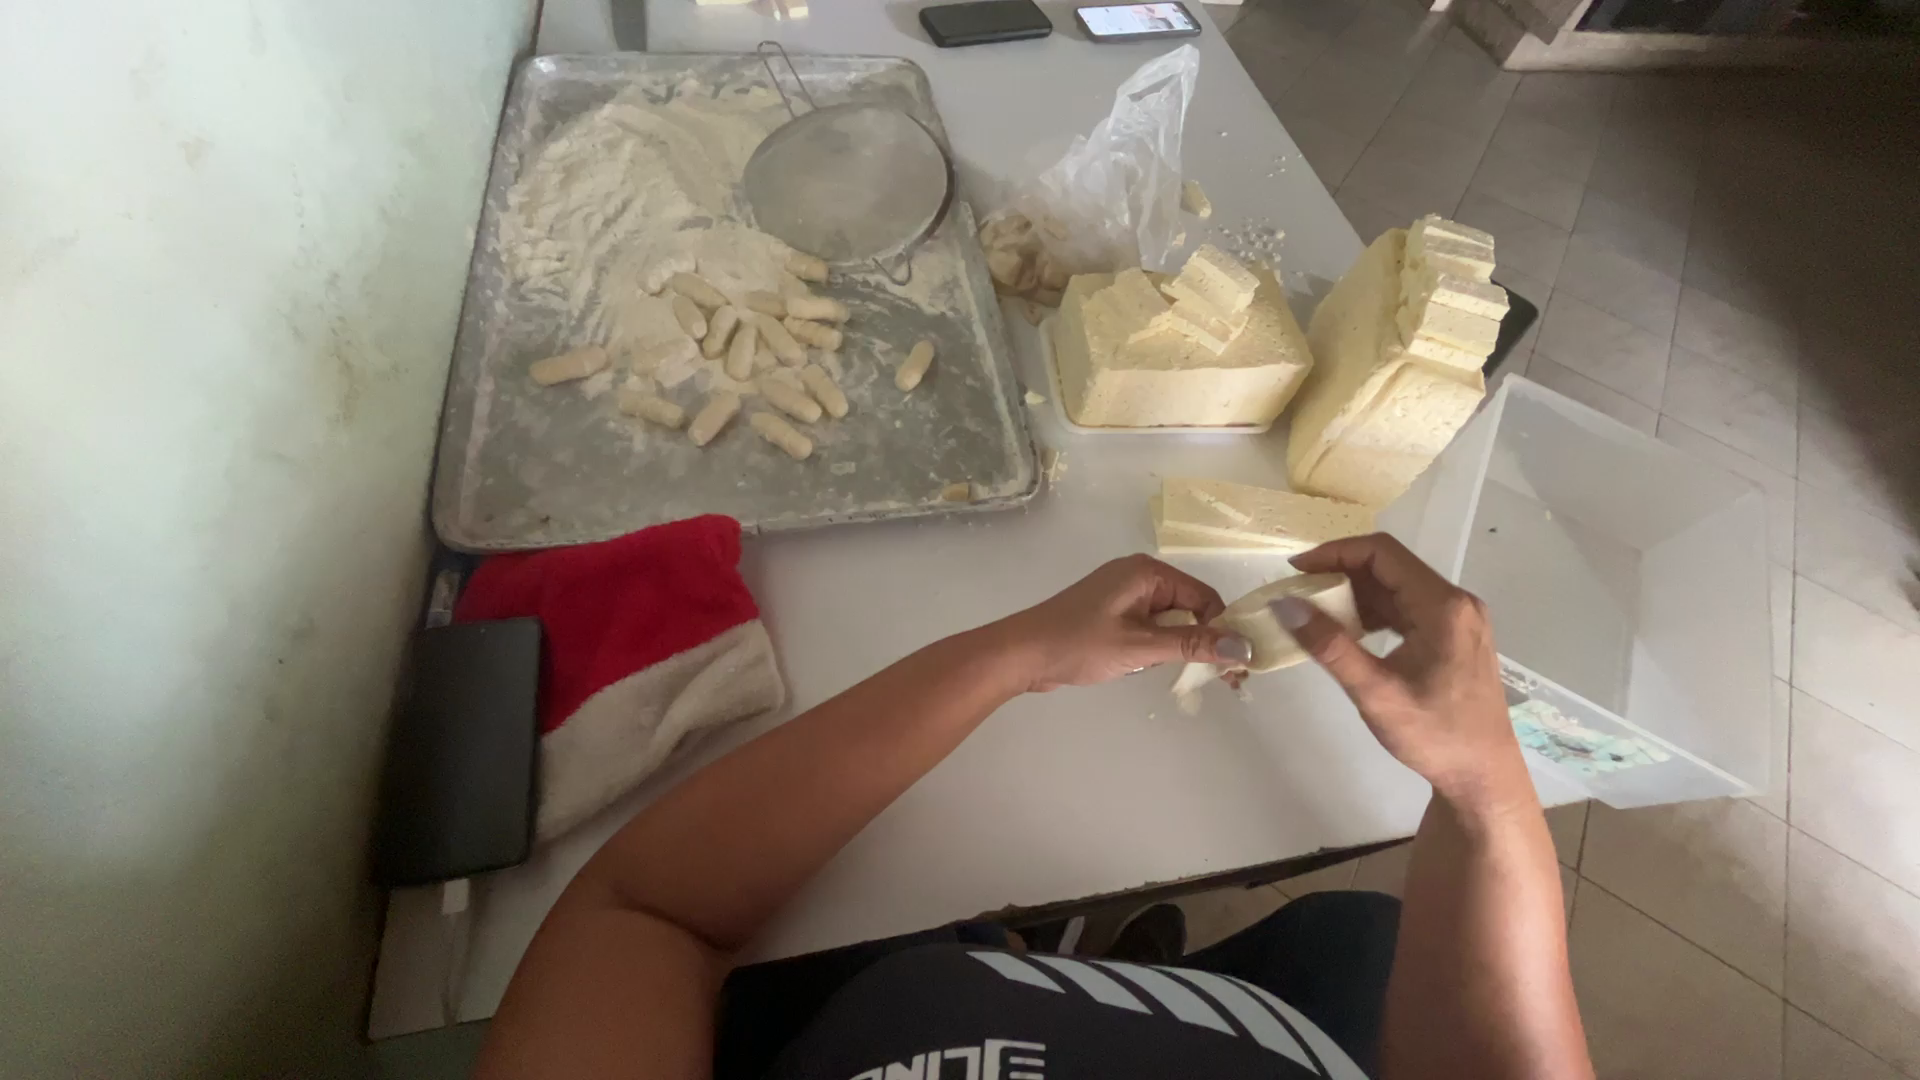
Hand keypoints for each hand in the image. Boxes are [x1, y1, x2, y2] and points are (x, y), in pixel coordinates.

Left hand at [997, 555, 1249, 692]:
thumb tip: (1244, 647)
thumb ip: (1192, 644)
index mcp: (1147, 572)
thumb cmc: (1078, 644)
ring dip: (1178, 647)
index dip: (1223, 630)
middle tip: (1221, 680)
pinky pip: (1148, 627)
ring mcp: (1122, 594)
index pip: (1205, 598)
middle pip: (1190, 608)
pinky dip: (1155, 647)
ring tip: (1185, 676)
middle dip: (1204, 641)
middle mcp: (1138, 576)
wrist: (1022, 653)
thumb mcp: (1140, 646)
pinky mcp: (1111, 613)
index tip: (1236, 667)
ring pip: (1169, 621)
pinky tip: (1148, 666)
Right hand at [1279, 534, 1530, 814]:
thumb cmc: (1433, 734)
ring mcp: (1456, 620)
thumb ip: (1329, 646)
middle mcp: (1455, 603)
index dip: (1334, 552)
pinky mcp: (1451, 636)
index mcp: (1443, 606)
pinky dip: (1370, 611)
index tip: (1295, 570)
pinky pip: (1404, 607)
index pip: (1382, 553)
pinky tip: (1347, 632)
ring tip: (1314, 612)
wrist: (1482, 777)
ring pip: (1394, 586)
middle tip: (1297, 592)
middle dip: (1338, 572)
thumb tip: (1284, 605)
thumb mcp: (1374, 691)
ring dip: (1352, 593)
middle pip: (1388, 566)